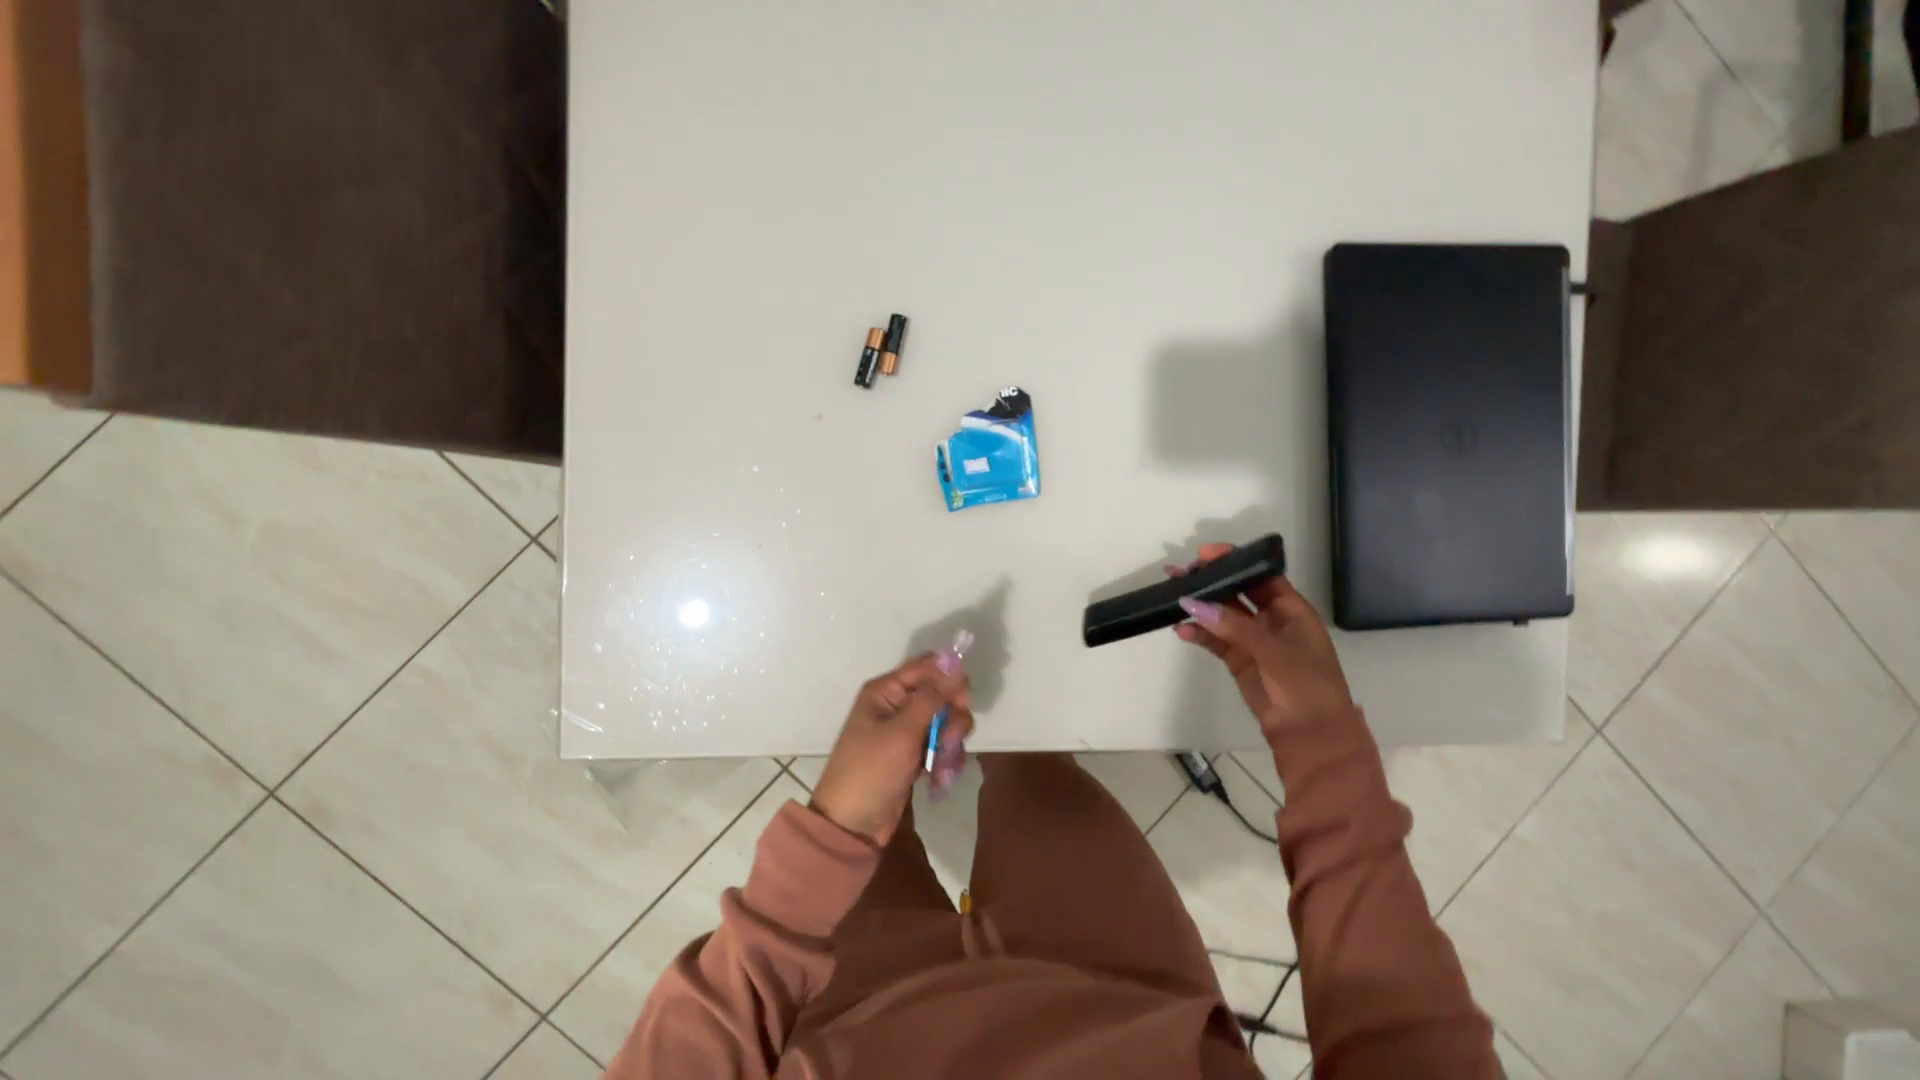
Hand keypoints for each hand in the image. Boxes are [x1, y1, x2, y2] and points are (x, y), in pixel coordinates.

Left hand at [810, 648, 971, 844]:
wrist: (853, 824)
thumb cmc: (871, 771)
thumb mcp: (903, 732)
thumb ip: (932, 697)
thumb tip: (955, 661)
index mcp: (886, 691)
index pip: (928, 666)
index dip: (950, 678)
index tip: (962, 702)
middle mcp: (897, 704)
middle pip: (943, 694)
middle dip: (953, 718)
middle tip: (950, 740)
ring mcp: (907, 730)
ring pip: (947, 722)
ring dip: (951, 744)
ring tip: (941, 767)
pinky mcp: (915, 754)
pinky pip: (942, 745)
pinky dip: (946, 759)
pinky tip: (940, 778)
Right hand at [1168, 543, 1353, 737]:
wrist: (1311, 734)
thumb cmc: (1306, 686)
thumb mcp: (1275, 653)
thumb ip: (1234, 627)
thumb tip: (1193, 604)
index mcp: (1291, 610)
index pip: (1260, 576)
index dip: (1235, 562)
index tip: (1205, 554)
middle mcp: (1271, 620)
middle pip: (1237, 591)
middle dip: (1211, 581)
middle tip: (1181, 573)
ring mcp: (1253, 640)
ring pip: (1221, 615)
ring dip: (1199, 605)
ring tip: (1171, 596)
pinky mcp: (1238, 660)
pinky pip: (1214, 640)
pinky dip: (1198, 633)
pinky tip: (1180, 629)